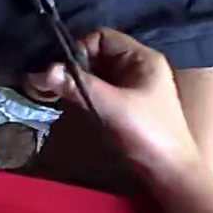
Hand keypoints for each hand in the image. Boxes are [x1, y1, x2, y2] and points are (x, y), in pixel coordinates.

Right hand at [30, 28, 206, 187]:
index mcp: (142, 58)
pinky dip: (82, 94)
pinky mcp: (124, 105)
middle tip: (50, 82)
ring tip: (55, 93)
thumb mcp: (110, 106)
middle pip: (96, 54)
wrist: (170, 175)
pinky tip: (68, 103)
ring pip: (95, 74)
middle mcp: (137, 68)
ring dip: (76, 82)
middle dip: (74, 66)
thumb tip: (42, 70)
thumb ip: (78, 86)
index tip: (60, 69)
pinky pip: (98, 90)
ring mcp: (131, 87)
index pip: (102, 37)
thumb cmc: (147, 135)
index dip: (79, 48)